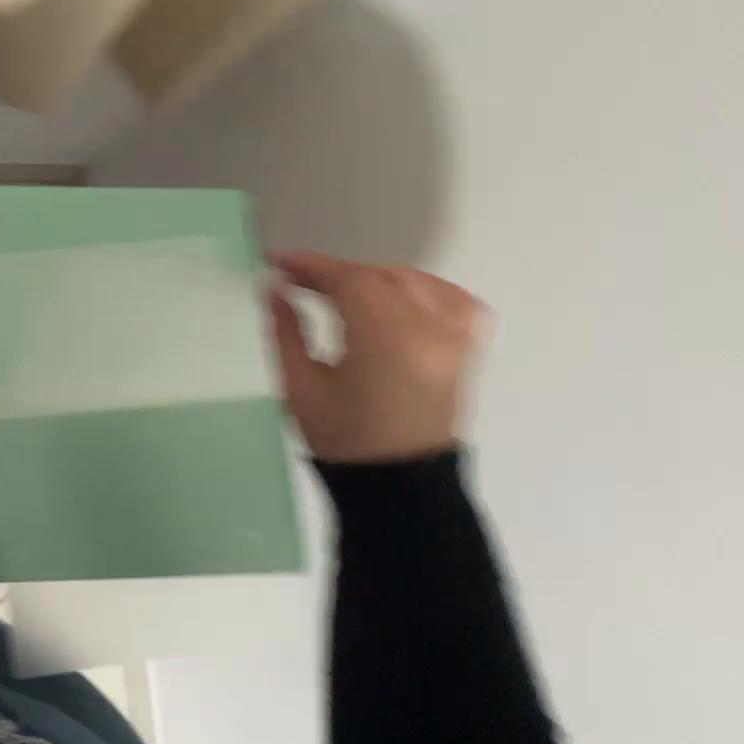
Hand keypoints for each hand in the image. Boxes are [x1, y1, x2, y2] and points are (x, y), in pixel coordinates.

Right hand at [269, 251, 483, 462]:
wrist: (399, 482)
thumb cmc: (341, 437)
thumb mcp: (299, 385)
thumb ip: (286, 330)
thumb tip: (275, 289)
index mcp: (387, 340)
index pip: (351, 280)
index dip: (310, 265)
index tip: (276, 262)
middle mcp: (431, 330)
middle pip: (381, 275)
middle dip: (335, 272)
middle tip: (295, 281)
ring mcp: (457, 338)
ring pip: (415, 280)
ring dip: (372, 277)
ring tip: (337, 291)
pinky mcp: (468, 348)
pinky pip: (451, 297)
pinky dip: (418, 287)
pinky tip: (391, 297)